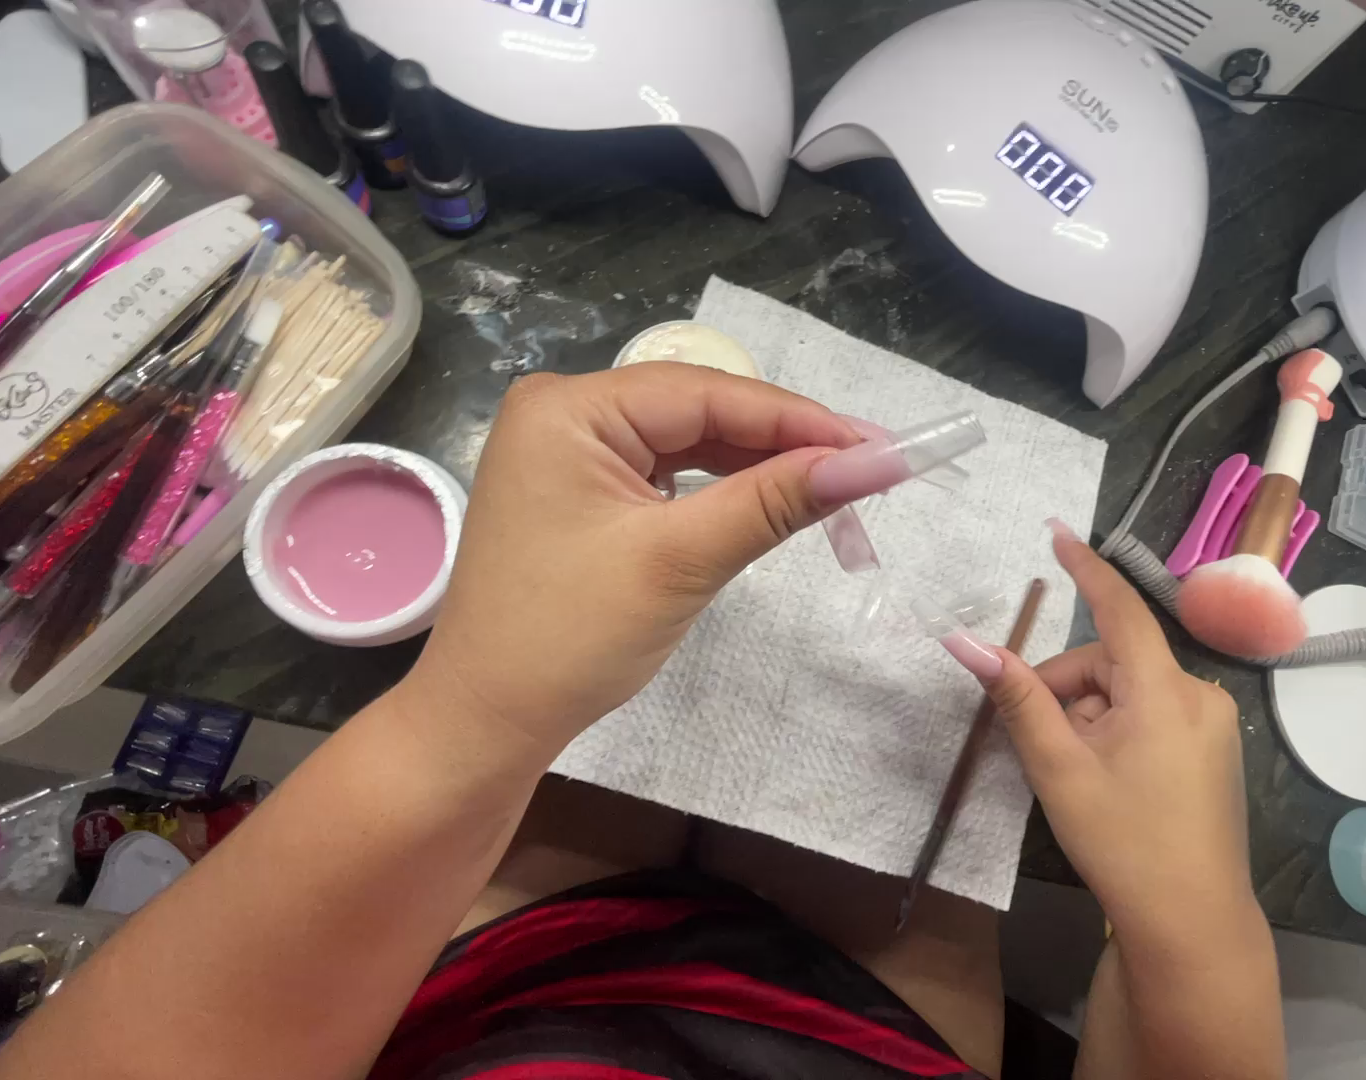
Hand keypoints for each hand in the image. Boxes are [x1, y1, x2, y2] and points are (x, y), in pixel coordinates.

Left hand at [403, 363, 867, 758]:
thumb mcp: (680, 560)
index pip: (706, 394)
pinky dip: (720, 488)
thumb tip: (871, 463)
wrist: (489, 720)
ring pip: (688, 442)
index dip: (798, 418)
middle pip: (698, 412)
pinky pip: (668, 473)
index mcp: (570, 408)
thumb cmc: (572, 638)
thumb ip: (774, 502)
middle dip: (782, 442)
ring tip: (831, 483)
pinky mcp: (584, 491)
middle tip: (864, 466)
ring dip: (757, 465)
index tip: (876, 445)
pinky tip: (767, 495)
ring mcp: (572, 452)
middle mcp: (567, 413)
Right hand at [939, 523, 1257, 938]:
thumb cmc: (1122, 840)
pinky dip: (1111, 727)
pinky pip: (1147, 713)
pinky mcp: (1209, 750)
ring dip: (1085, 713)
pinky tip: (1100, 774)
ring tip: (1069, 769)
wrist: (1192, 927)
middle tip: (1037, 742)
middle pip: (1109, 662)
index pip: (1119, 608)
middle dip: (1064, 689)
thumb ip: (1015, 697)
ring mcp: (1208, 725)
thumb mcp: (1058, 766)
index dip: (1085, 568)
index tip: (1056, 532)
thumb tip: (962, 641)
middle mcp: (1196, 696)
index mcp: (1164, 692)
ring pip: (1124, 690)